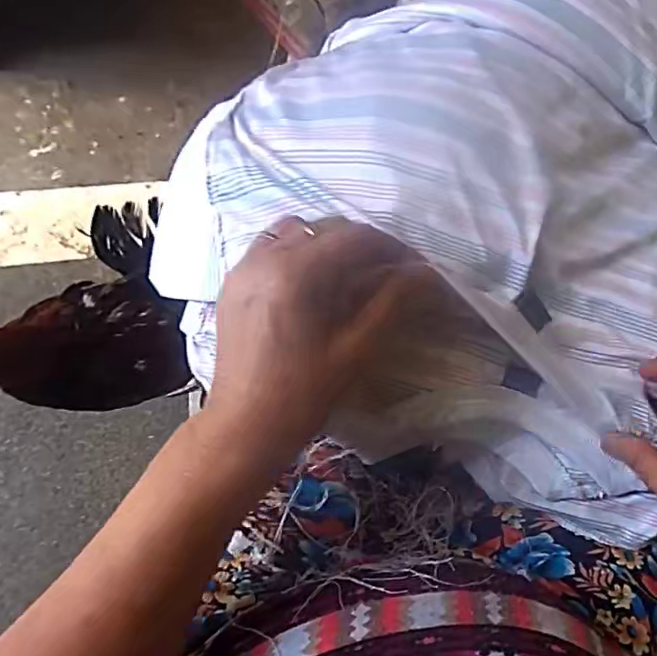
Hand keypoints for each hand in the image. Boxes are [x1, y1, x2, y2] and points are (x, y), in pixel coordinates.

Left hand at [207, 216, 434, 456]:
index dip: (392, 247)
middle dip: (364, 244)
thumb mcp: (355, 348)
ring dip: (330, 243)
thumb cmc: (304, 394)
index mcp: (296, 273)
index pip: (355, 237)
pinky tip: (316, 283)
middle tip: (393, 271)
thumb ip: (390, 302)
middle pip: (326, 228)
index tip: (416, 266)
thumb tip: (423, 273)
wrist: (245, 427)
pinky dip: (300, 253)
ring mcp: (243, 267)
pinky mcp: (233, 282)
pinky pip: (271, 247)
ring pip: (296, 231)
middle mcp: (265, 257)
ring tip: (353, 274)